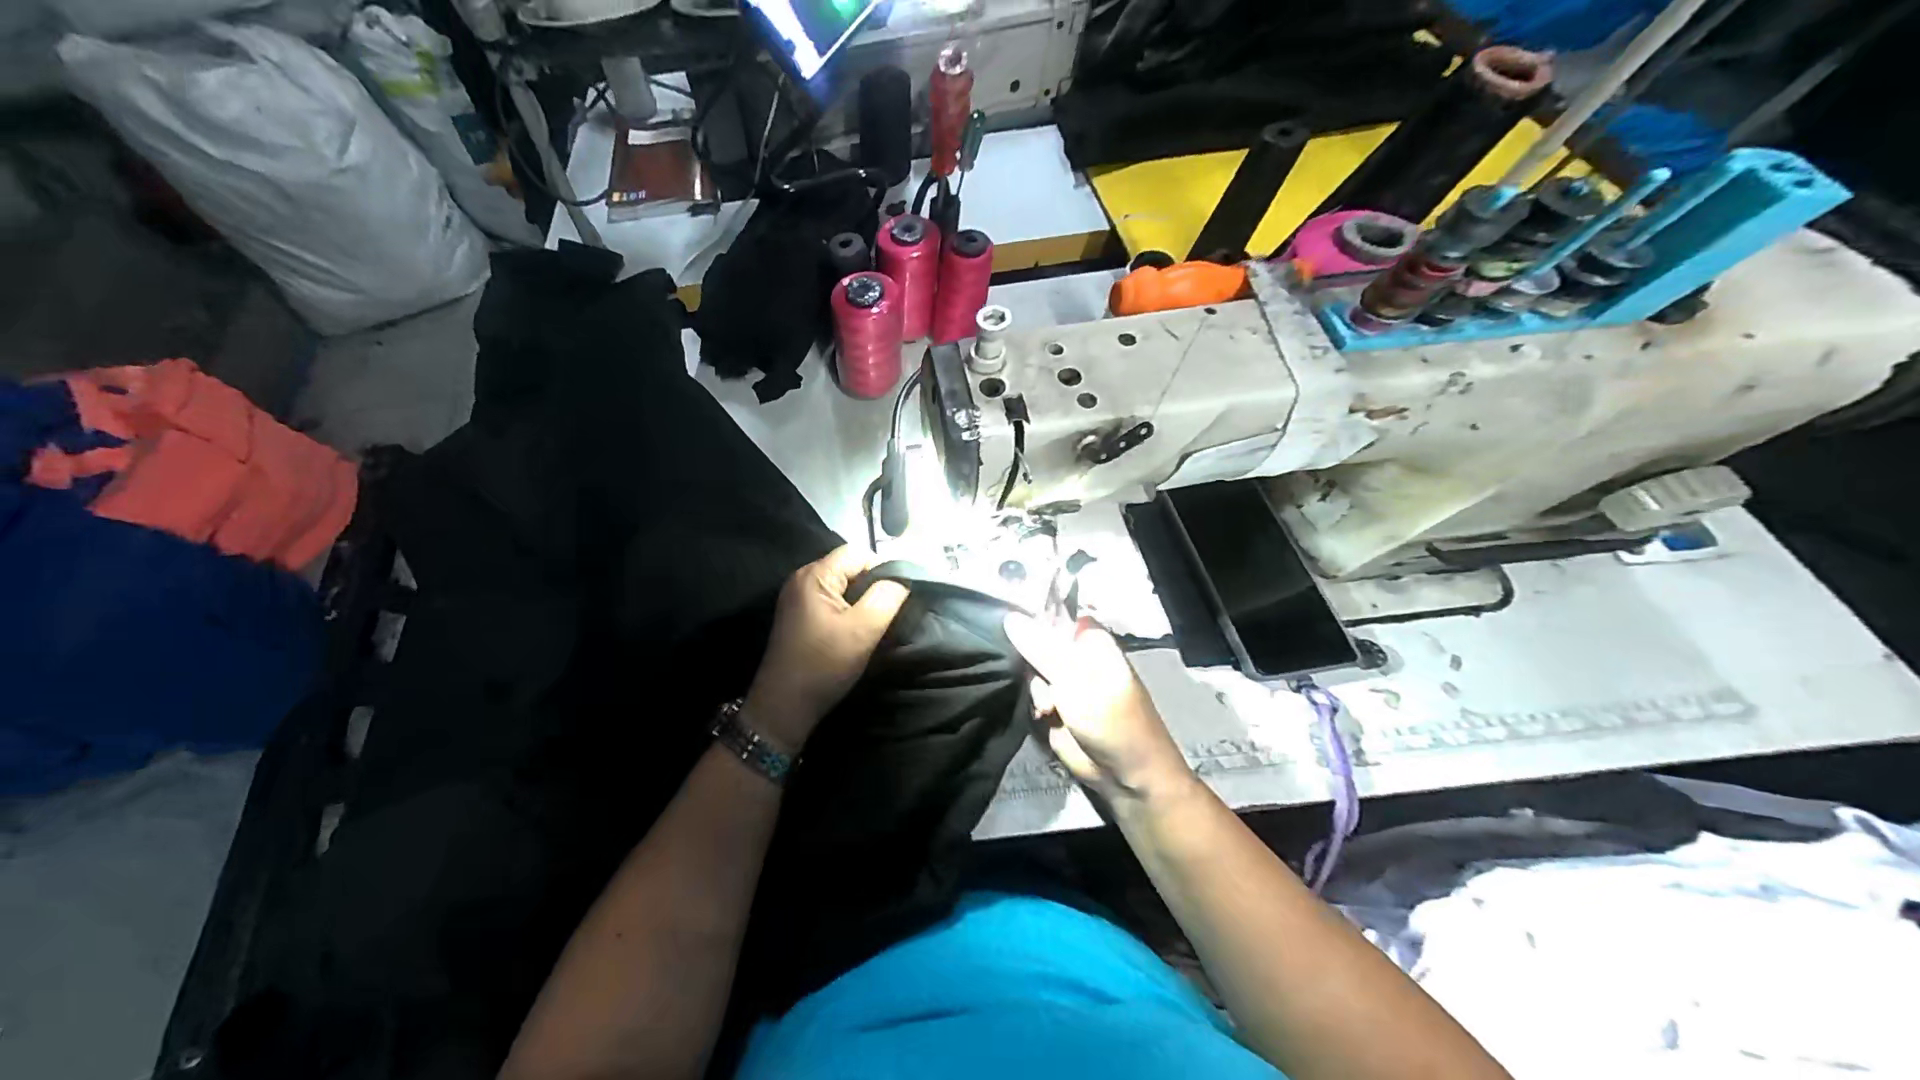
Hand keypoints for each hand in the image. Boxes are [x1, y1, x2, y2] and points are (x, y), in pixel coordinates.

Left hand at [744, 546, 909, 750]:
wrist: (783, 708)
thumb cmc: (823, 666)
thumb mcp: (863, 631)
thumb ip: (887, 597)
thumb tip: (904, 578)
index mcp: (813, 575)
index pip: (859, 553)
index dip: (883, 570)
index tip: (896, 600)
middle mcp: (802, 578)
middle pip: (850, 567)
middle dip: (873, 587)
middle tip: (886, 616)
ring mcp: (797, 598)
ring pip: (844, 585)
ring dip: (862, 602)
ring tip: (872, 626)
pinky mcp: (799, 616)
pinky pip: (833, 600)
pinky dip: (848, 612)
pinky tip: (853, 634)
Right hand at [1003, 613, 1194, 806]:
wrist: (1127, 774)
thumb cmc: (1112, 719)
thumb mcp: (1075, 679)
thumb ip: (1041, 648)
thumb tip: (1010, 616)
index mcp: (1091, 639)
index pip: (1054, 614)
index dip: (1032, 619)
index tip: (1011, 627)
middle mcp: (1077, 656)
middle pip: (1036, 643)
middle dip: (1031, 661)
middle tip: (1041, 681)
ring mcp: (1065, 682)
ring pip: (1031, 670)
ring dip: (1036, 690)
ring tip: (1048, 709)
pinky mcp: (1055, 707)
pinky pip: (1032, 695)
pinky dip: (1035, 706)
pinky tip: (1045, 718)